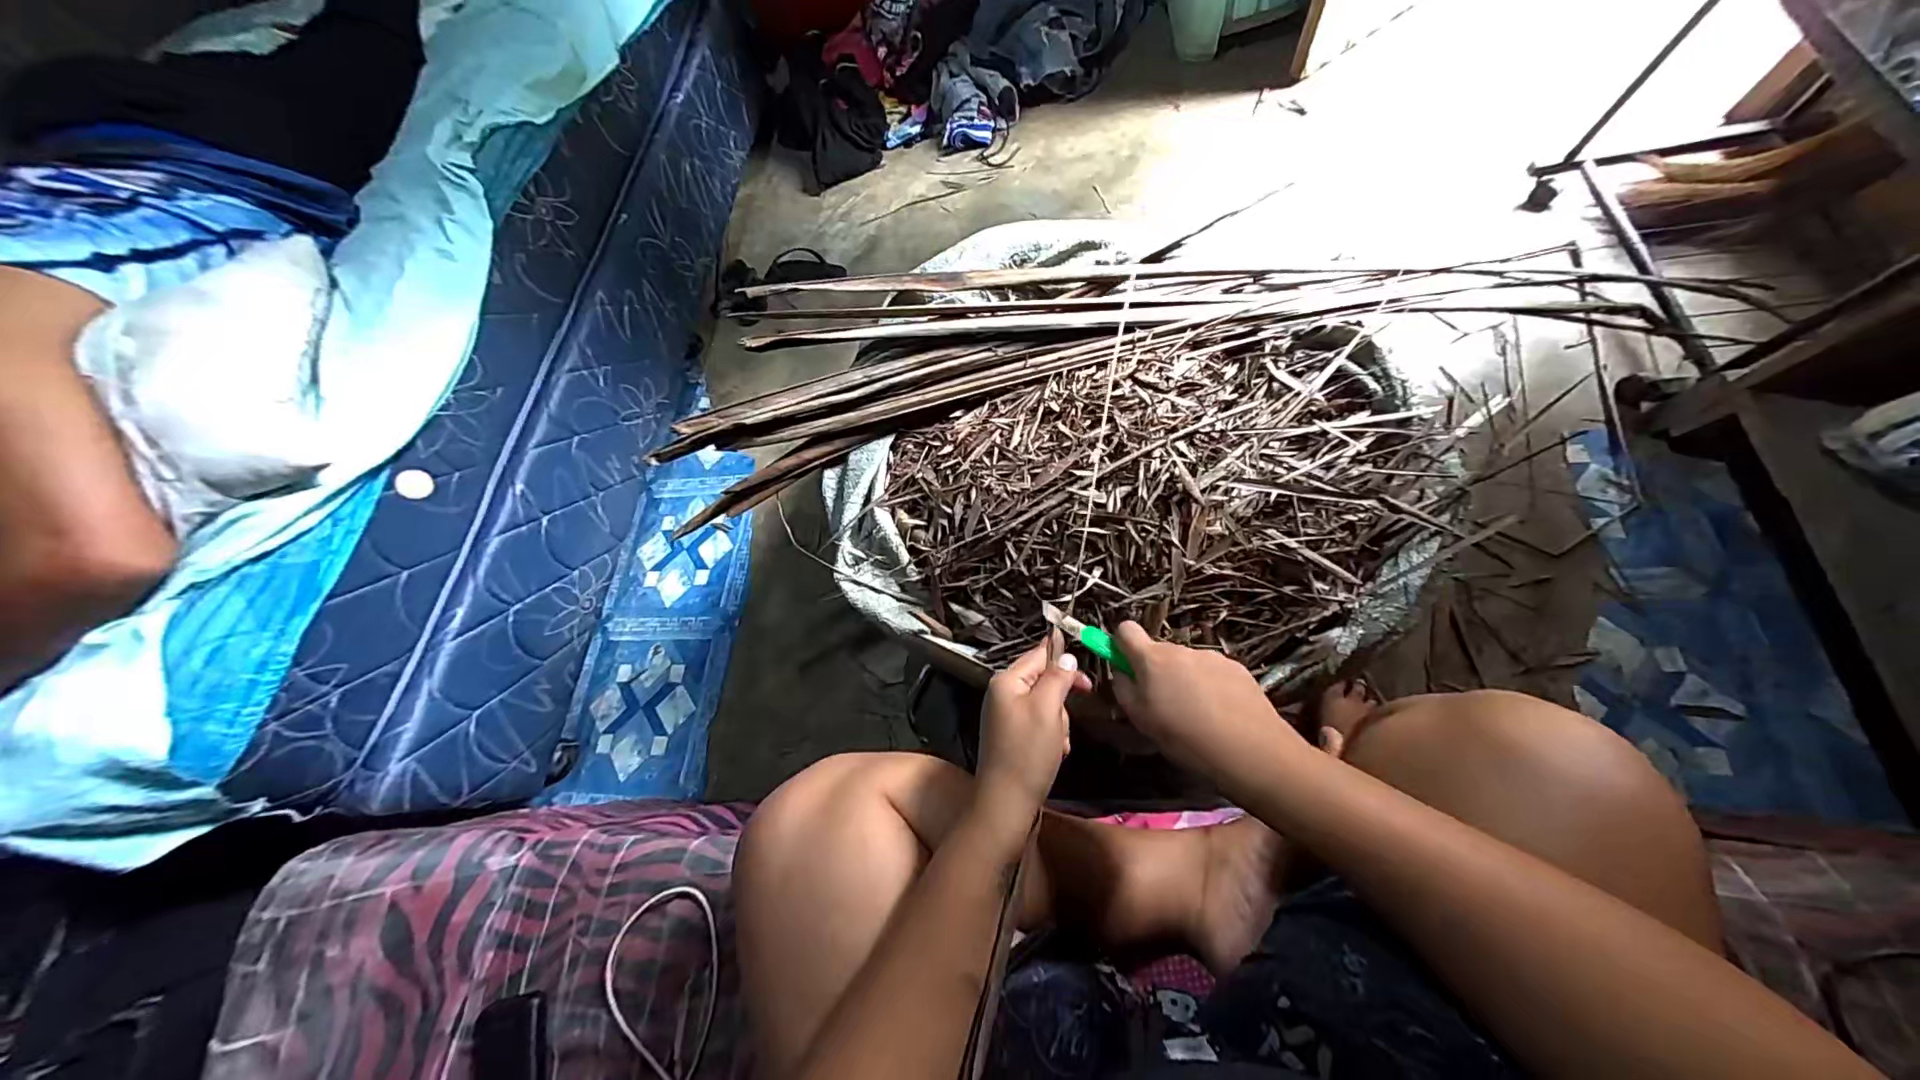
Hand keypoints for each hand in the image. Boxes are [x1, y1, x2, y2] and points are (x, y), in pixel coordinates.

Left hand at [975, 632, 1090, 827]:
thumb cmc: (1028, 752)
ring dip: (1059, 722)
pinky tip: (1054, 752)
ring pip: (1047, 705)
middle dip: (1061, 702)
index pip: (1039, 655)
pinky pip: (1041, 723)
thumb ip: (1057, 678)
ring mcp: (1007, 715)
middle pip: (1044, 681)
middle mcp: (1003, 693)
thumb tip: (1067, 656)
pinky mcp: (1014, 735)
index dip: (1065, 662)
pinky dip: (1052, 736)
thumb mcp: (1047, 709)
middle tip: (1063, 723)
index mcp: (1006, 680)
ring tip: (1057, 743)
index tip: (1086, 680)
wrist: (1008, 802)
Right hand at [1111, 622, 1308, 779]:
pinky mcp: (1237, 668)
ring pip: (1187, 664)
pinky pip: (1213, 673)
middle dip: (1157, 671)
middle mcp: (1180, 649)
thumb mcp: (1140, 718)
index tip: (1125, 667)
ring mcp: (1212, 657)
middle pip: (1159, 651)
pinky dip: (1211, 688)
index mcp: (1151, 658)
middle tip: (1164, 705)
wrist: (1250, 748)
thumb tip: (1122, 672)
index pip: (1125, 629)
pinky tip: (1220, 715)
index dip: (1121, 644)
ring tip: (1197, 716)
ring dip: (1185, 681)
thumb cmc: (1184, 736)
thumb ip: (1123, 688)